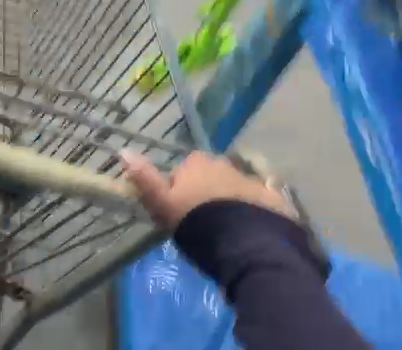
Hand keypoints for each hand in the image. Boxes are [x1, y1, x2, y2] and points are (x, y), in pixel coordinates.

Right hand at [120, 151, 298, 230]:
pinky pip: (266, 205)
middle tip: (208, 223)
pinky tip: (257, 236)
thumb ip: (145, 179)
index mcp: (198, 163)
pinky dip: (261, 215)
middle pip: (214, 176)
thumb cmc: (199, 224)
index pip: (186, 169)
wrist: (249, 249)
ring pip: (239, 190)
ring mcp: (254, 182)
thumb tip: (122, 151)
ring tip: (233, 234)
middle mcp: (226, 165)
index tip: (183, 211)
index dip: (183, 188)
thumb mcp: (164, 206)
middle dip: (212, 193)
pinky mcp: (279, 203)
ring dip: (235, 204)